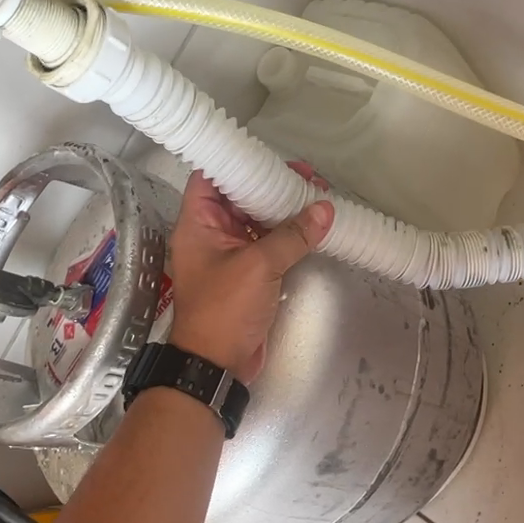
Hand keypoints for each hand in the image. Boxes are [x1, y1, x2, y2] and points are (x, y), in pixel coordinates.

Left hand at [168, 165, 333, 384]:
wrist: (217, 365)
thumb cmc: (225, 310)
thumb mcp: (260, 266)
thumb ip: (293, 235)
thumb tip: (325, 209)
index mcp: (198, 224)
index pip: (210, 177)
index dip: (238, 162)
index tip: (272, 157)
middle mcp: (210, 235)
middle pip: (240, 196)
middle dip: (272, 185)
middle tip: (309, 178)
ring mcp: (229, 256)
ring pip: (256, 220)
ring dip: (284, 210)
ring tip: (317, 198)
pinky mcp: (247, 275)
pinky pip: (267, 244)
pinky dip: (287, 235)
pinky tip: (312, 227)